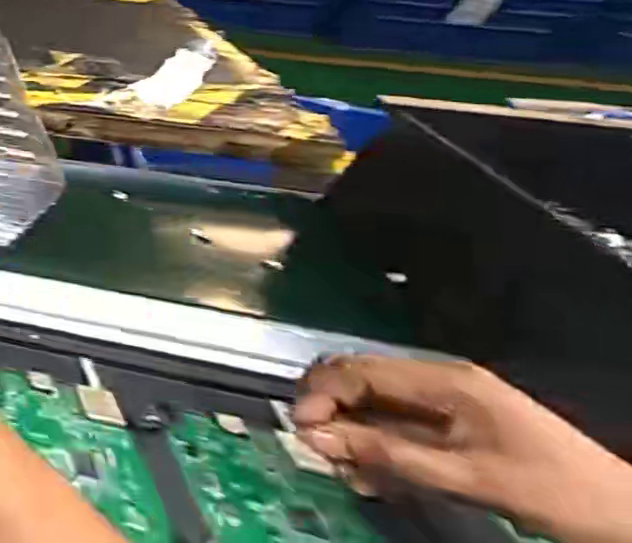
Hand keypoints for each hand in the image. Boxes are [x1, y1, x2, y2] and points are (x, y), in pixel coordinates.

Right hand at [295, 356, 631, 542]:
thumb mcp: (475, 479)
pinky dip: (380, 449)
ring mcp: (448, 404)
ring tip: (349, 472)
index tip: (303, 427)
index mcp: (443, 380)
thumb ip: (391, 455)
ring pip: (375, 408)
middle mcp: (437, 381)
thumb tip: (313, 436)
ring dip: (354, 437)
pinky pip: (399, 428)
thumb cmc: (566, 496)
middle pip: (359, 384)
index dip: (321, 395)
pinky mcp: (456, 428)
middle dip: (332, 415)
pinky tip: (375, 476)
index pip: (356, 371)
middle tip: (320, 449)